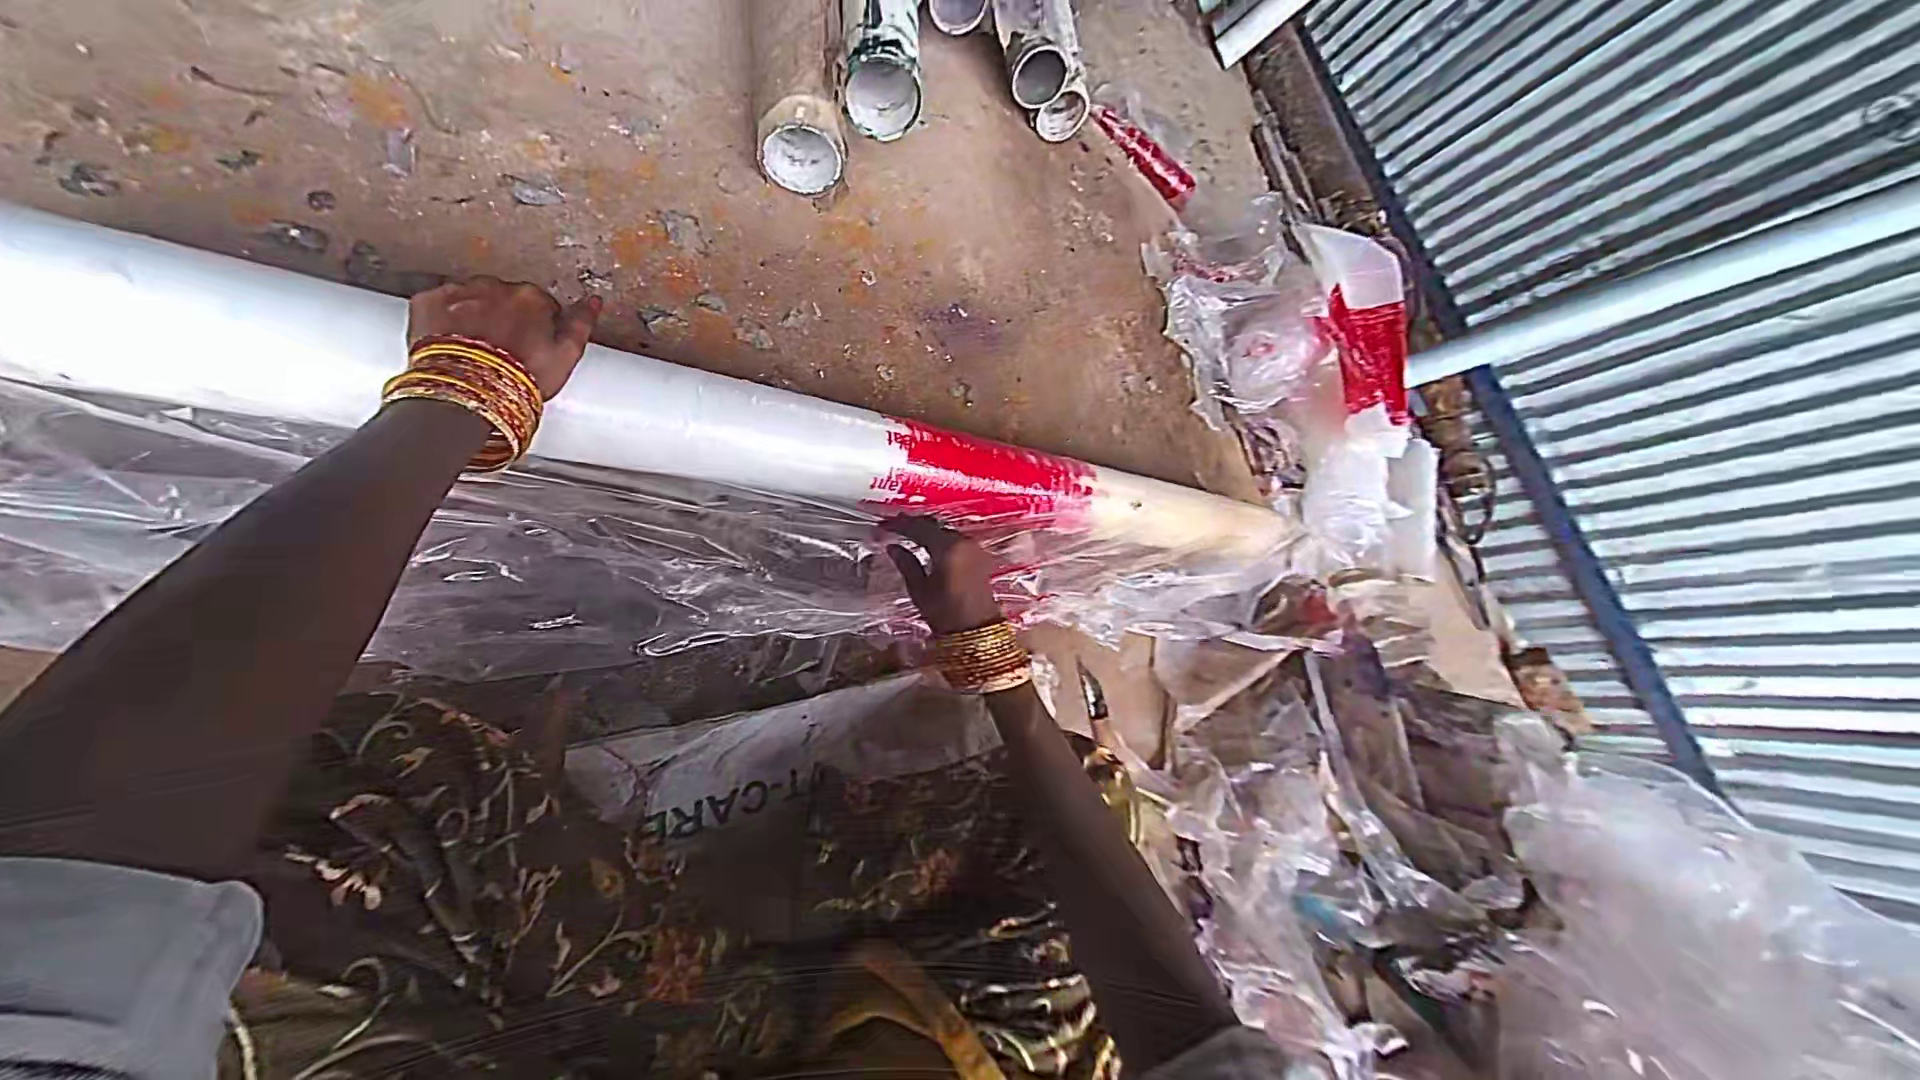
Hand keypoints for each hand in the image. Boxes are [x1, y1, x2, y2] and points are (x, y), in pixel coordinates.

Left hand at [407, 276, 601, 398]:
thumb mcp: (567, 355)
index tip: (536, 345)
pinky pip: (440, 303)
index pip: (543, 304)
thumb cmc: (523, 374)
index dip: (541, 327)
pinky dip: (447, 317)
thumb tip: (593, 302)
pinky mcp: (427, 302)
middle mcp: (495, 286)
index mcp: (533, 298)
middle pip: (506, 298)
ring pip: (473, 298)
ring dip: (478, 315)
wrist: (471, 389)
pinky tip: (456, 340)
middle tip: (508, 349)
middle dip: (507, 317)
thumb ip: (581, 324)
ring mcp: (459, 292)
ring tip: (481, 346)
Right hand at [883, 515, 1004, 634]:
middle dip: (913, 523)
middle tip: (894, 524)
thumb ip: (906, 563)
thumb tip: (893, 547)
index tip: (884, 525)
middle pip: (934, 525)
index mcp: (947, 547)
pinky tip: (929, 543)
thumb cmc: (945, 613)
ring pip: (945, 530)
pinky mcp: (978, 556)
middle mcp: (963, 542)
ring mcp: (973, 548)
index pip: (919, 528)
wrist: (977, 631)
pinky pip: (955, 539)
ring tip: (908, 532)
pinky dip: (940, 538)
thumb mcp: (919, 589)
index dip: (899, 524)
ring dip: (928, 530)